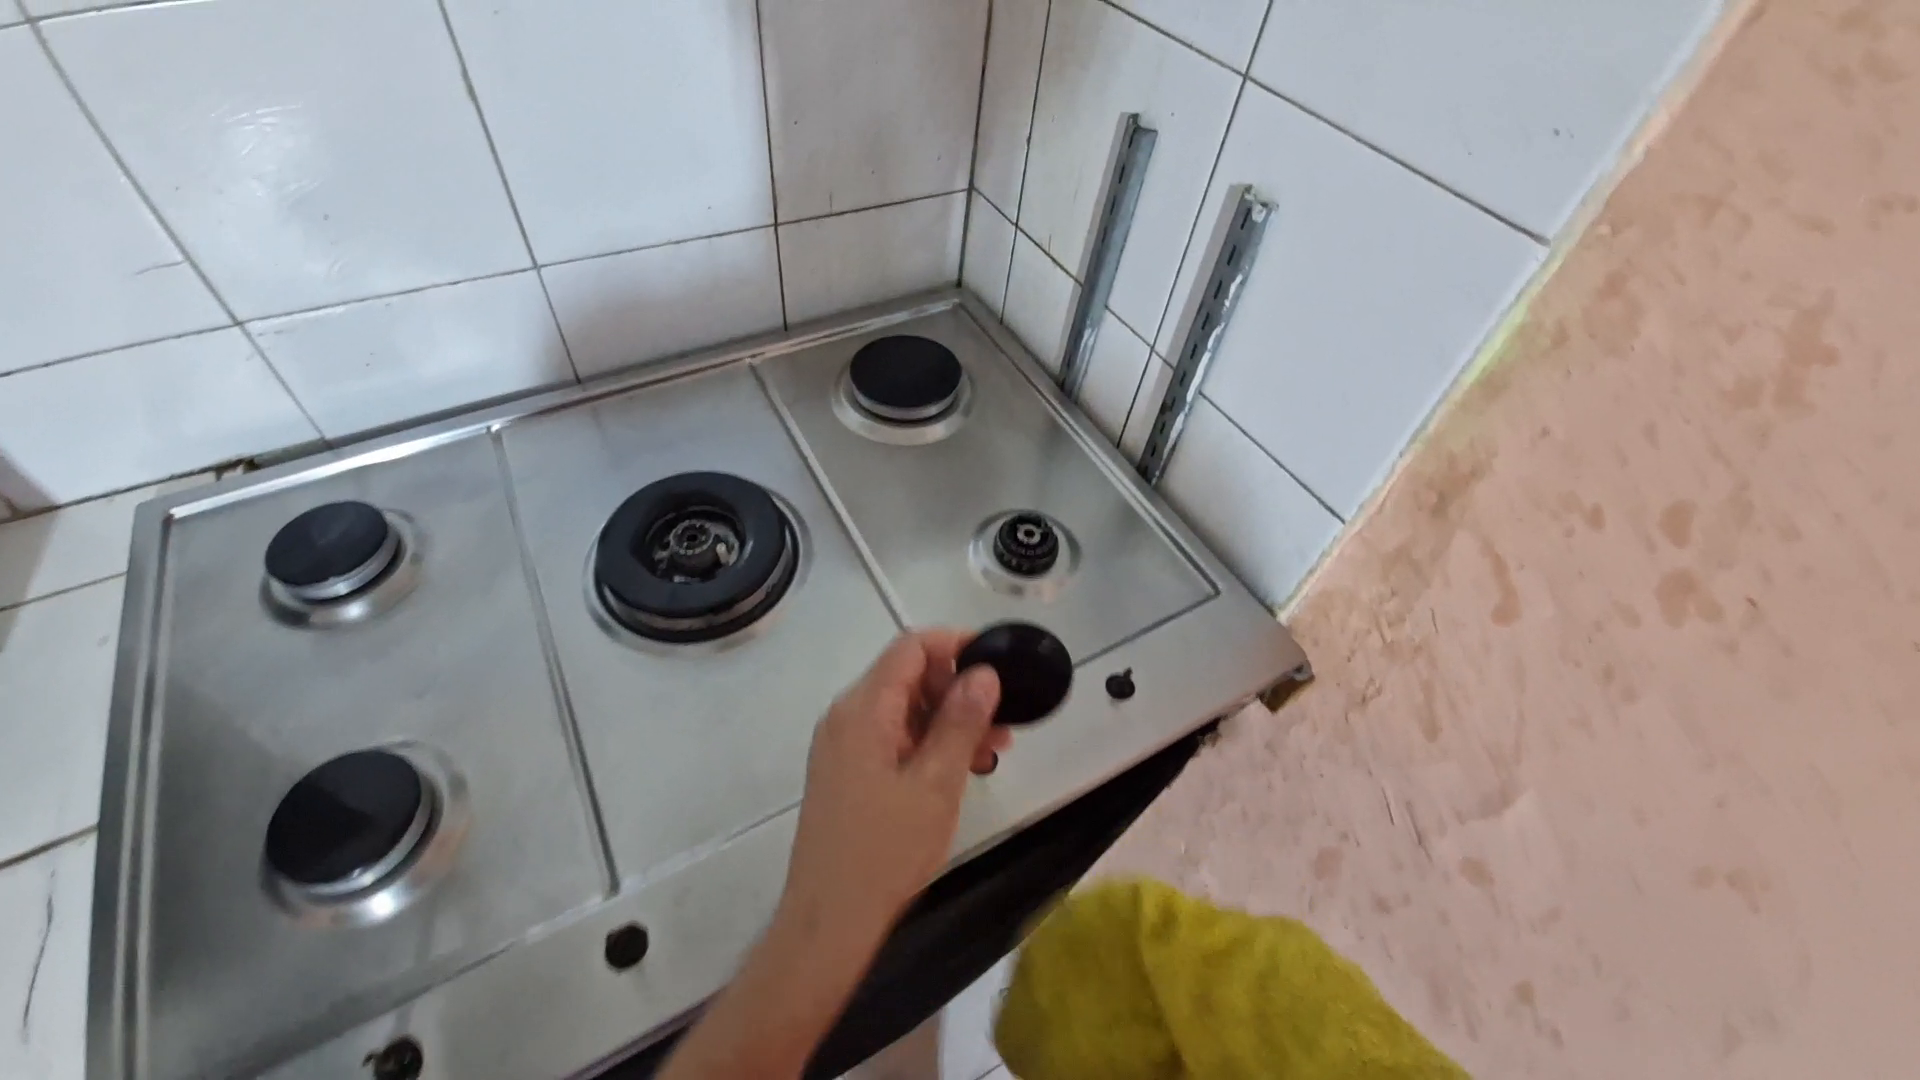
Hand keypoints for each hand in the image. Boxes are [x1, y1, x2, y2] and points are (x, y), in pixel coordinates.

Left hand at [778, 629, 1006, 947]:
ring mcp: (842, 744)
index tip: (997, 663)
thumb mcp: (936, 783)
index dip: (955, 644)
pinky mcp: (846, 770)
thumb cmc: (886, 849)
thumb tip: (984, 673)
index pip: (910, 647)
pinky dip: (927, 743)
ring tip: (994, 748)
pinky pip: (892, 737)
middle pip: (907, 676)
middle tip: (1002, 719)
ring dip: (948, 720)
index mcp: (863, 709)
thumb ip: (960, 722)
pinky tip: (961, 768)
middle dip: (957, 688)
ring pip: (903, 709)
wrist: (830, 918)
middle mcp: (846, 716)